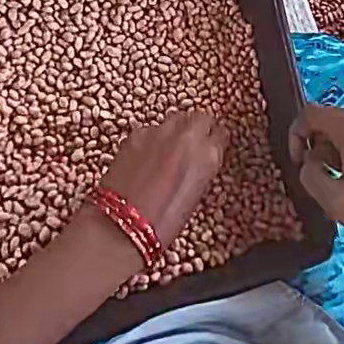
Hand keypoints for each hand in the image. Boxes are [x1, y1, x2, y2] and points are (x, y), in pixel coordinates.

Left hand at [94, 110, 227, 250]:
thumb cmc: (163, 222)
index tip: (212, 146)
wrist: (122, 226)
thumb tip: (198, 159)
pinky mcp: (136, 134)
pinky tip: (145, 157)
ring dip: (176, 130)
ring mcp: (160, 131)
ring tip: (168, 151)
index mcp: (208, 154)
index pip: (221, 133)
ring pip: (176, 119)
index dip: (215, 140)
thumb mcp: (195, 194)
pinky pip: (151, 128)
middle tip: (191, 145)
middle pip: (200, 118)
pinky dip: (152, 138)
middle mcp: (187, 136)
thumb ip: (201, 168)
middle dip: (198, 128)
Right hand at [289, 104, 343, 264]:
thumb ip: (309, 174)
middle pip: (329, 119)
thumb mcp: (333, 201)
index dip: (295, 134)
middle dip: (315, 144)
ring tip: (337, 182)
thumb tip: (308, 162)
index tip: (297, 161)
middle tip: (317, 174)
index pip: (311, 113)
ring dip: (332, 150)